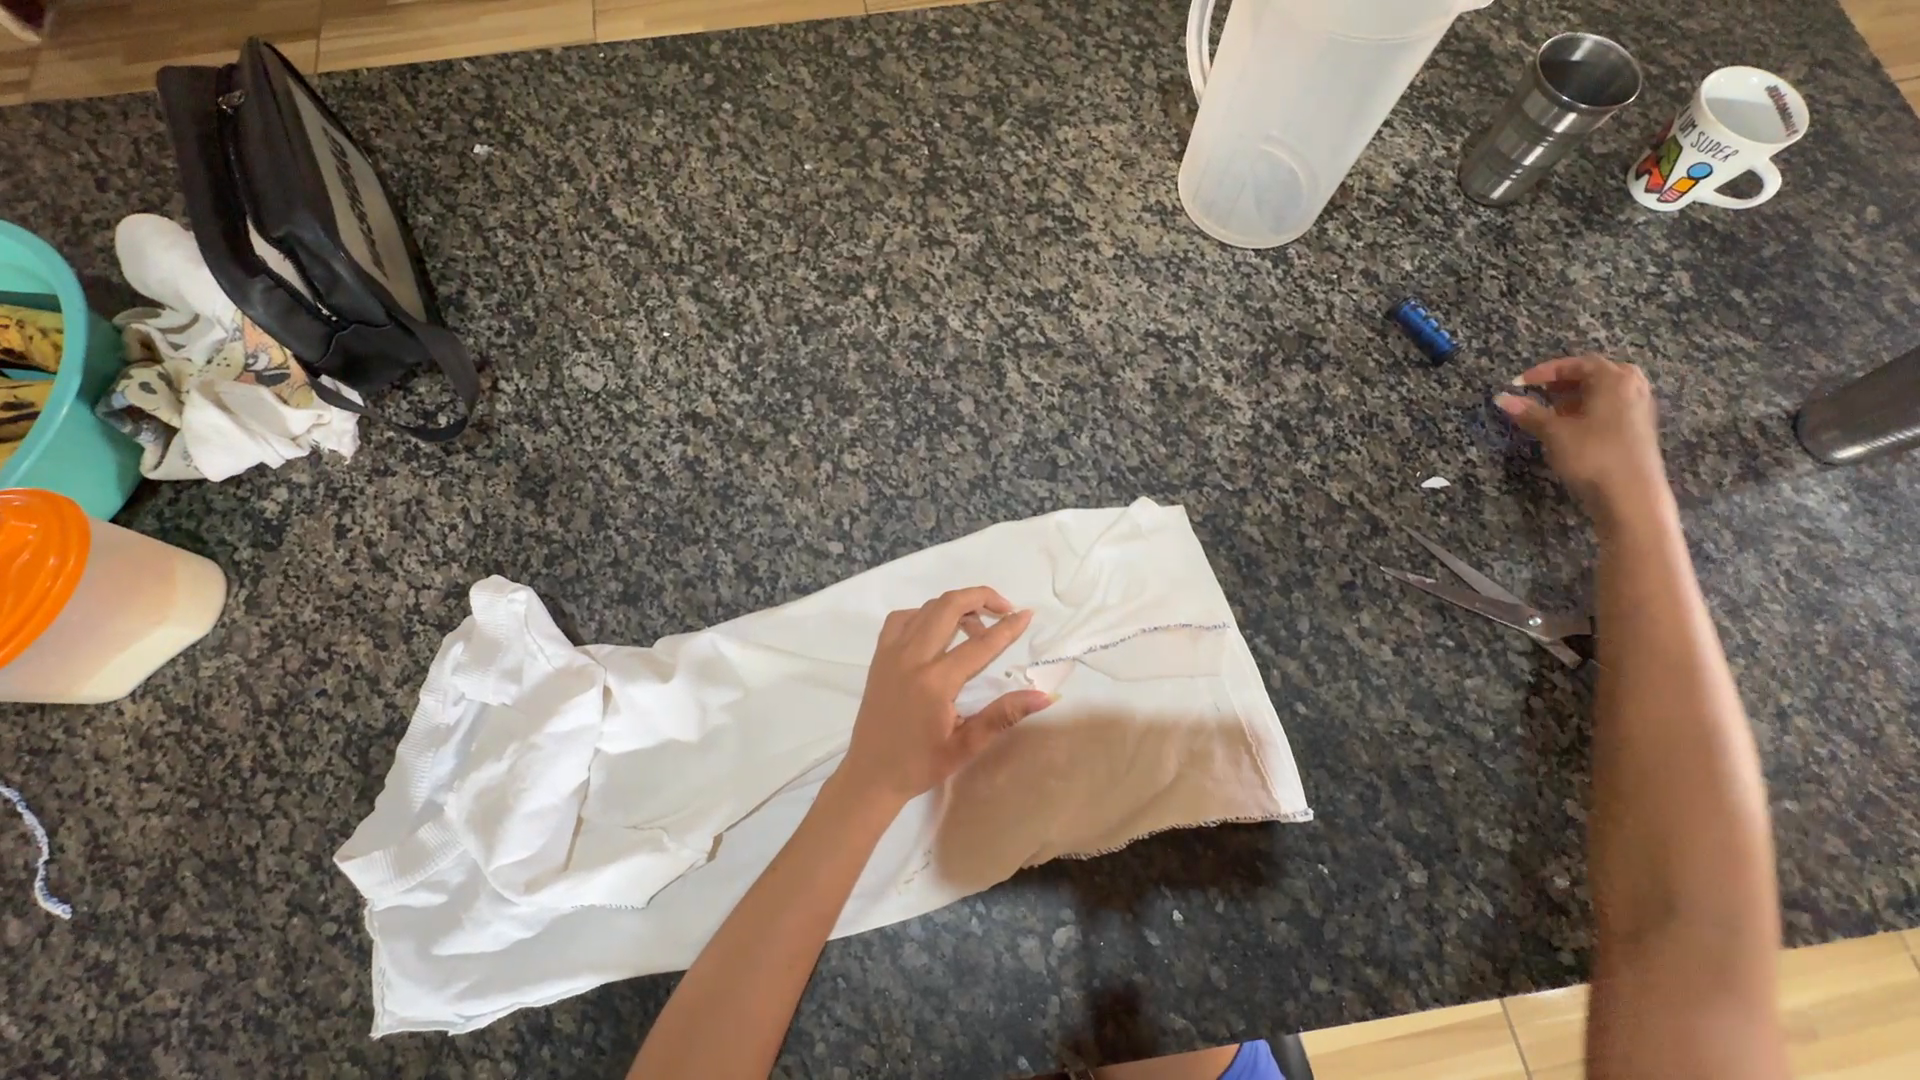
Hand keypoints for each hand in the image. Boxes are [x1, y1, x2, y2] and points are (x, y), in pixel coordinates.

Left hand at [837, 587, 1054, 806]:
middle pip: (949, 606)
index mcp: (935, 682)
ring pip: (926, 608)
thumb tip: (1043, 696)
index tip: (1027, 615)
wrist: (871, 774)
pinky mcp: (879, 656)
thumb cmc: (921, 764)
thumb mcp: (967, 745)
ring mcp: (891, 653)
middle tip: (1004, 609)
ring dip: (955, 606)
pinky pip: (902, 618)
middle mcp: (912, 658)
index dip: (1007, 627)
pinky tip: (938, 631)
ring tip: (976, 625)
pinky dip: (924, 614)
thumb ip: (1003, 715)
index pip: (980, 643)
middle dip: (981, 598)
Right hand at [1495, 355, 1670, 520]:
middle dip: (1564, 382)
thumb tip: (1501, 398)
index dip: (1546, 371)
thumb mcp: (1554, 432)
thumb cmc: (1592, 454)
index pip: (1578, 363)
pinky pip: (1610, 407)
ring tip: (1551, 411)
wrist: (1631, 494)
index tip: (1520, 383)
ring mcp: (1638, 408)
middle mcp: (1632, 387)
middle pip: (1595, 374)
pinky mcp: (1638, 428)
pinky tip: (1571, 427)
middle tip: (1539, 393)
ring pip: (1603, 392)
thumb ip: (1529, 412)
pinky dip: (1588, 410)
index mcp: (1614, 380)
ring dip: (1575, 397)